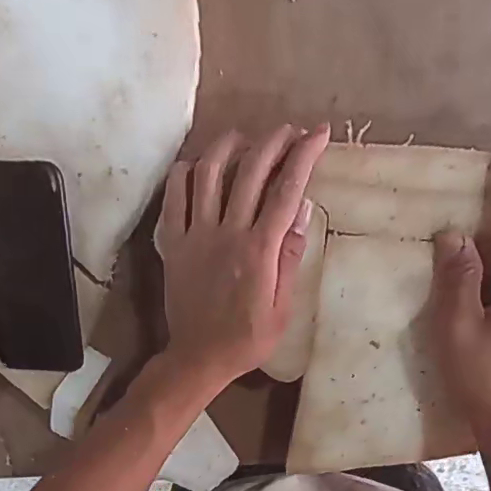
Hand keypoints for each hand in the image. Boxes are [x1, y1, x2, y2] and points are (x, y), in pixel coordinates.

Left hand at [155, 125, 330, 388]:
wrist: (199, 358)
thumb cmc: (246, 340)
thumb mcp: (282, 307)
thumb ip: (290, 257)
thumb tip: (301, 209)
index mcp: (260, 250)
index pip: (287, 189)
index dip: (305, 154)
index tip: (318, 133)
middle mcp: (227, 234)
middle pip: (252, 170)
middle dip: (274, 141)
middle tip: (288, 132)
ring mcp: (195, 237)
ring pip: (209, 173)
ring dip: (228, 146)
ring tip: (243, 139)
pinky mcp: (172, 245)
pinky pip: (173, 198)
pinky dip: (184, 173)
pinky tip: (197, 166)